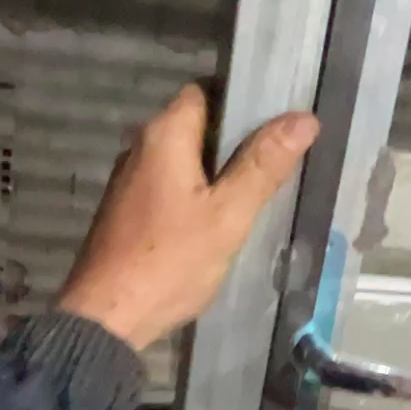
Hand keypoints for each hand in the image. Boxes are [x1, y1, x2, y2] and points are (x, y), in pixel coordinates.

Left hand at [56, 83, 319, 350]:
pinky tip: (213, 224)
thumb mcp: (227, 216)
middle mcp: (139, 148)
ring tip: (251, 196)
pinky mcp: (125, 213)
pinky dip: (192, 196)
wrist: (107, 318)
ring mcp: (128, 183)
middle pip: (194, 126)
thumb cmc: (170, 262)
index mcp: (163, 135)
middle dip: (232, 142)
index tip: (274, 126)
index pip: (204, 92)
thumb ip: (263, 166)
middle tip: (274, 167)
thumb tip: (303, 119)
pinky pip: (166, 188)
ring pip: (181, 161)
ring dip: (213, 174)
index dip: (240, 103)